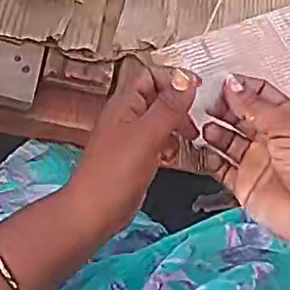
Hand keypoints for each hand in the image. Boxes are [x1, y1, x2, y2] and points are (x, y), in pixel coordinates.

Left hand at [62, 60, 197, 236]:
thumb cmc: (112, 175)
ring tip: (187, 137)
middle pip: (157, 97)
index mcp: (124, 105)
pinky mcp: (134, 157)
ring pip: (159, 121)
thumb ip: (167, 108)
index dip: (174, 79)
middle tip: (194, 119)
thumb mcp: (146, 136)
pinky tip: (170, 156)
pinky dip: (168, 145)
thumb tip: (185, 80)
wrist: (93, 213)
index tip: (197, 89)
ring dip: (176, 126)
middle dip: (179, 105)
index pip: (150, 76)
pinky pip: (157, 142)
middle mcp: (125, 117)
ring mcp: (129, 138)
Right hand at [193, 76, 289, 289]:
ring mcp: (257, 162)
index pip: (259, 96)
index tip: (220, 83)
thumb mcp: (288, 125)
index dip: (240, 88)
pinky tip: (201, 148)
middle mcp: (272, 140)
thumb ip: (255, 106)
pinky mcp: (245, 184)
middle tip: (206, 102)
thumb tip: (232, 86)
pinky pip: (219, 167)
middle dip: (222, 107)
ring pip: (227, 140)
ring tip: (203, 125)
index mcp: (289, 120)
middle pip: (239, 116)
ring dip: (213, 130)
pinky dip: (207, 157)